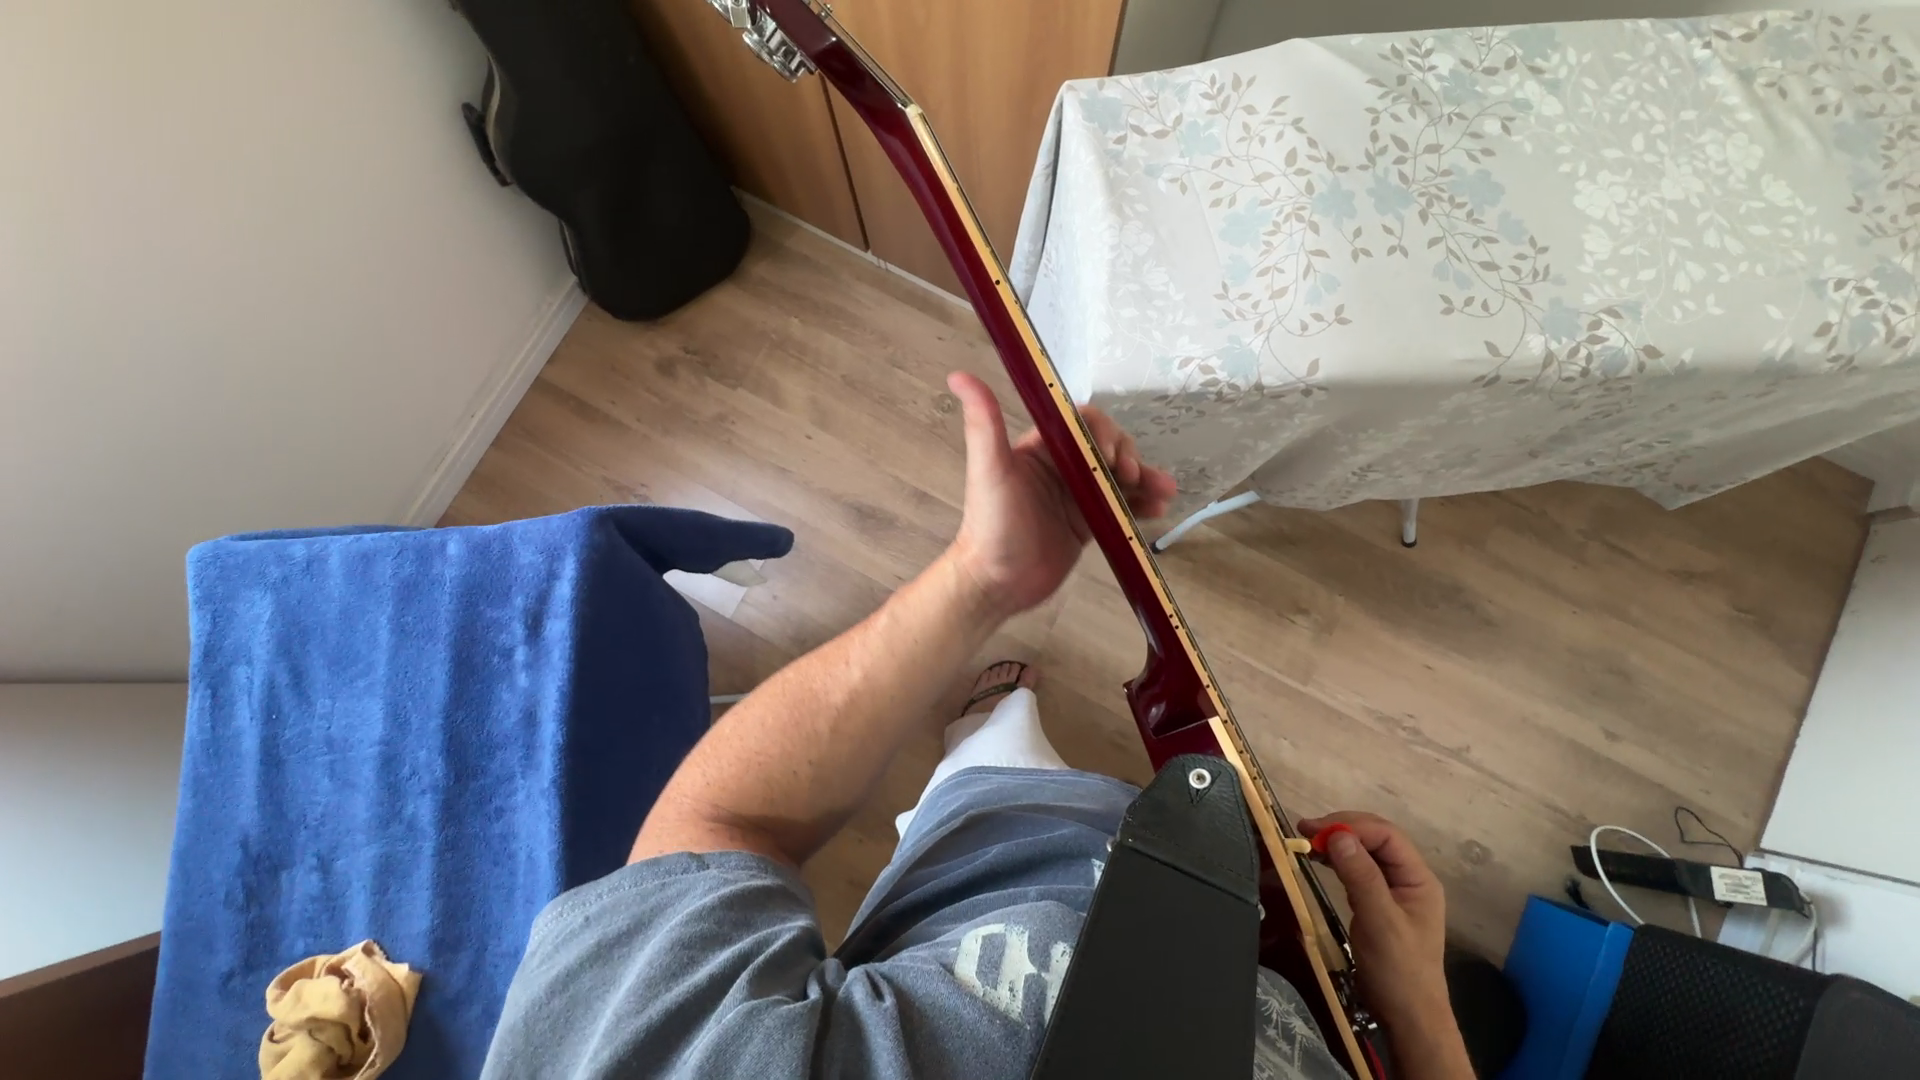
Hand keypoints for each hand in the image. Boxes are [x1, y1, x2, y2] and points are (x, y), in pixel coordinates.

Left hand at [944, 371, 1175, 616]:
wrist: (997, 583)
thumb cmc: (991, 525)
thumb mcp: (989, 470)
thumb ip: (983, 424)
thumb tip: (959, 376)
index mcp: (1041, 449)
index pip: (1082, 424)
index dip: (1104, 432)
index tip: (1111, 457)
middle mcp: (1061, 468)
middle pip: (1108, 447)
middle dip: (1128, 456)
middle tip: (1131, 478)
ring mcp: (1076, 496)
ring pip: (1120, 476)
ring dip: (1145, 478)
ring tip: (1165, 491)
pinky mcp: (1087, 524)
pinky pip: (1121, 506)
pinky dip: (1141, 505)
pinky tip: (1158, 510)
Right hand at [1297, 812, 1471, 1078]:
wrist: (1407, 1017)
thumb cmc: (1398, 970)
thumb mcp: (1379, 922)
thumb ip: (1361, 877)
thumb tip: (1336, 835)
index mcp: (1418, 879)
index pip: (1385, 835)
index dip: (1350, 826)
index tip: (1315, 831)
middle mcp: (1408, 878)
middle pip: (1375, 838)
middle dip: (1341, 829)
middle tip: (1305, 831)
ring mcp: (1393, 890)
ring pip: (1365, 851)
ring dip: (1337, 841)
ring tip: (1306, 840)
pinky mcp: (1377, 902)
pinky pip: (1357, 868)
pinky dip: (1336, 859)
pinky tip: (1318, 860)